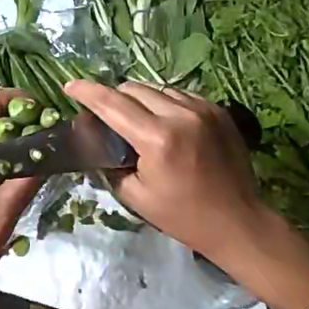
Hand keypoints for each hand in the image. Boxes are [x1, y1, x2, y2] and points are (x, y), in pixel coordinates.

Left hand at [0, 89, 44, 307]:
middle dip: (21, 121)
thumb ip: (26, 178)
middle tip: (49, 141)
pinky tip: (16, 178)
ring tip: (38, 160)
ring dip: (12, 141)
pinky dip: (0, 156)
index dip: (21, 99)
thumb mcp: (3, 213)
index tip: (47, 115)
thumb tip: (49, 150)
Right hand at [63, 81, 268, 258]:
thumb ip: (111, 162)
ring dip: (138, 99)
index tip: (69, 86)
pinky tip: (162, 120)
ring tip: (134, 118)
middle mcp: (180, 115)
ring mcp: (202, 109)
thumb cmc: (183, 216)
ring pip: (156, 87)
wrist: (239, 222)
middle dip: (113, 97)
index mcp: (157, 138)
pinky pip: (179, 94)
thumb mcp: (135, 196)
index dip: (86, 92)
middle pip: (133, 89)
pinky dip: (163, 102)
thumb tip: (96, 140)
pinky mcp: (217, 110)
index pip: (112, 104)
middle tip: (103, 114)